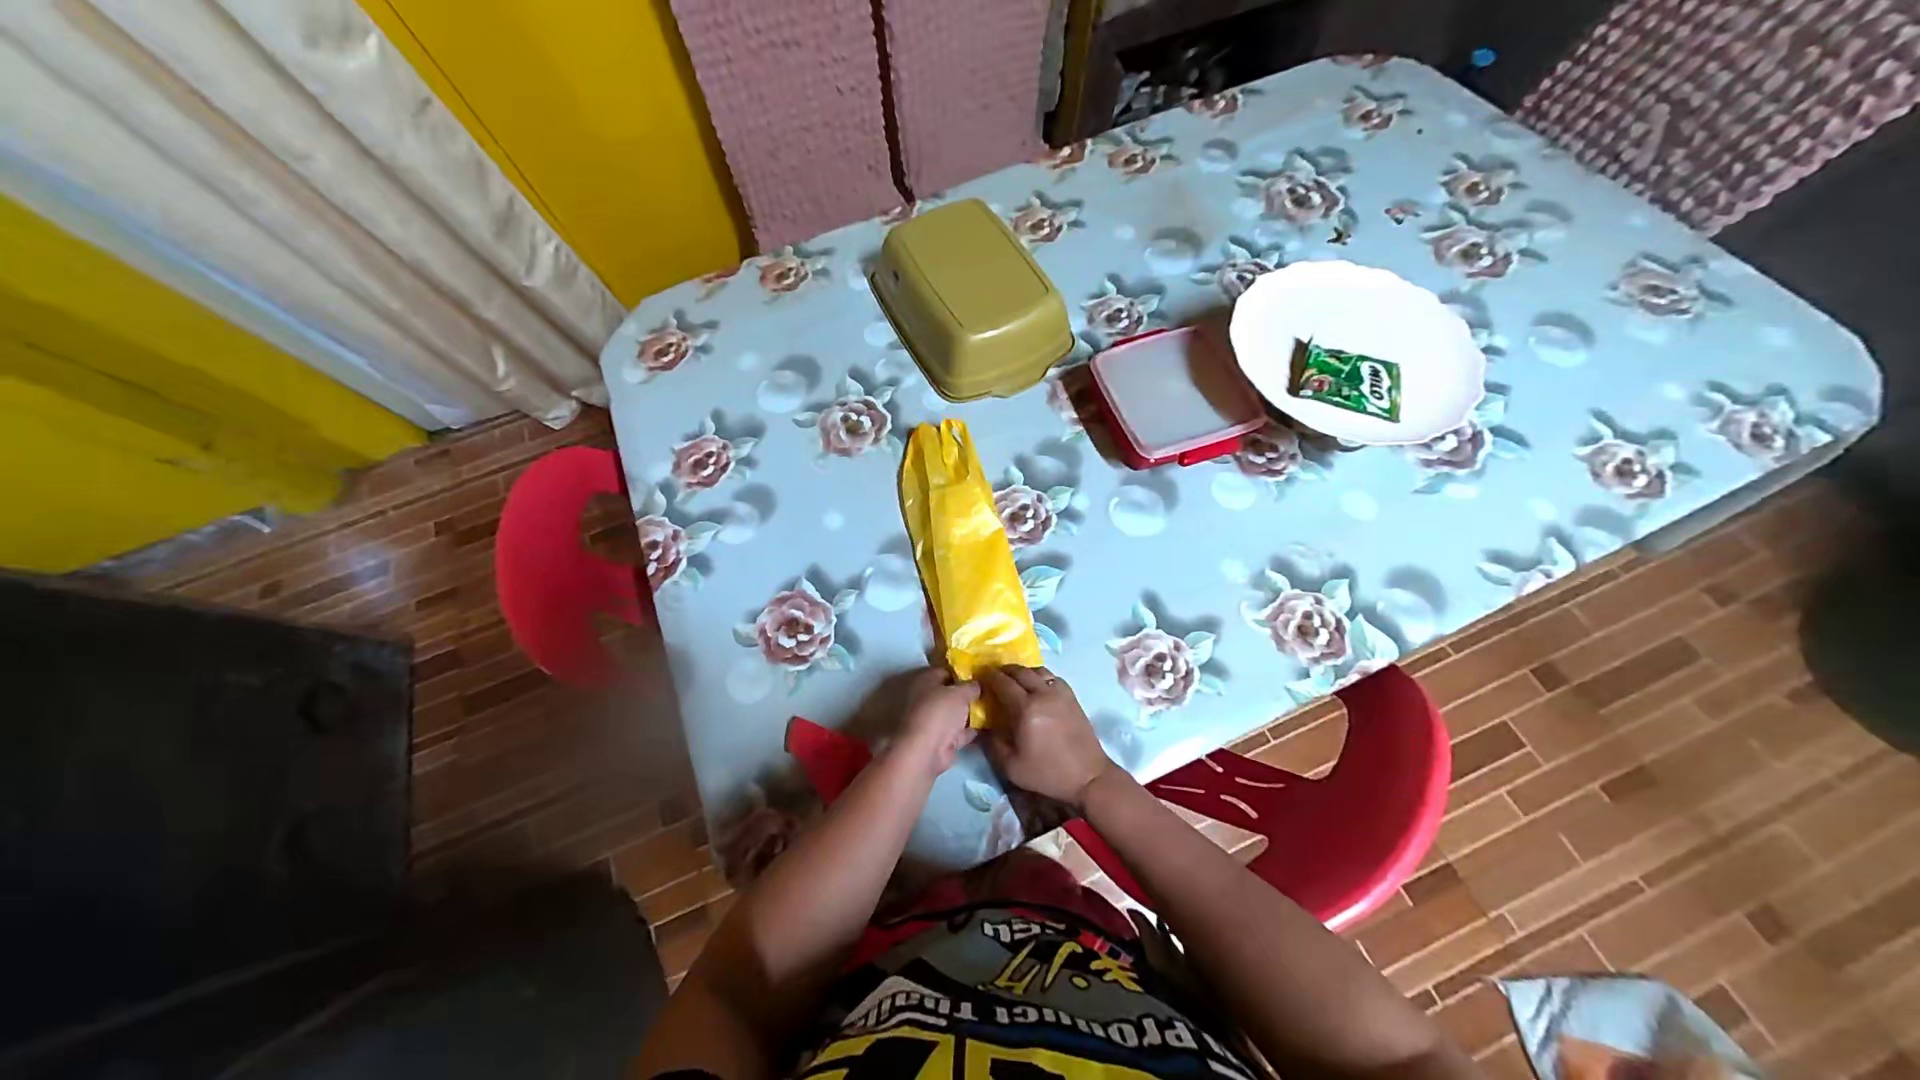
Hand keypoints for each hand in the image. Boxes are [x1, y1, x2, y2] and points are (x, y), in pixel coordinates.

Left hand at [891, 667, 980, 775]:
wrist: (926, 751)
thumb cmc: (939, 712)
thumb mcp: (960, 692)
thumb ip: (971, 686)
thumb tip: (978, 683)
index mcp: (924, 681)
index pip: (945, 671)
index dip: (963, 673)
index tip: (981, 675)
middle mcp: (925, 699)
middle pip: (949, 693)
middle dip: (967, 694)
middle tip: (989, 692)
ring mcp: (932, 721)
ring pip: (954, 713)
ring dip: (969, 713)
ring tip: (994, 708)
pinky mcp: (940, 741)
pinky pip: (959, 732)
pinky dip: (971, 730)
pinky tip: (990, 727)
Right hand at [977, 665, 1122, 807]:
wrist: (1088, 776)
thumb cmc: (1047, 774)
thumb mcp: (1011, 767)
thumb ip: (993, 743)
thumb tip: (984, 725)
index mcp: (1026, 709)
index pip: (1003, 683)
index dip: (989, 678)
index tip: (979, 677)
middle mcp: (1043, 694)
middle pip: (1020, 671)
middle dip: (1004, 671)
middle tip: (993, 675)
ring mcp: (1060, 693)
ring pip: (1037, 671)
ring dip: (1022, 671)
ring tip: (1013, 679)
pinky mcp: (1072, 697)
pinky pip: (1052, 677)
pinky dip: (1040, 676)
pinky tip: (1036, 686)